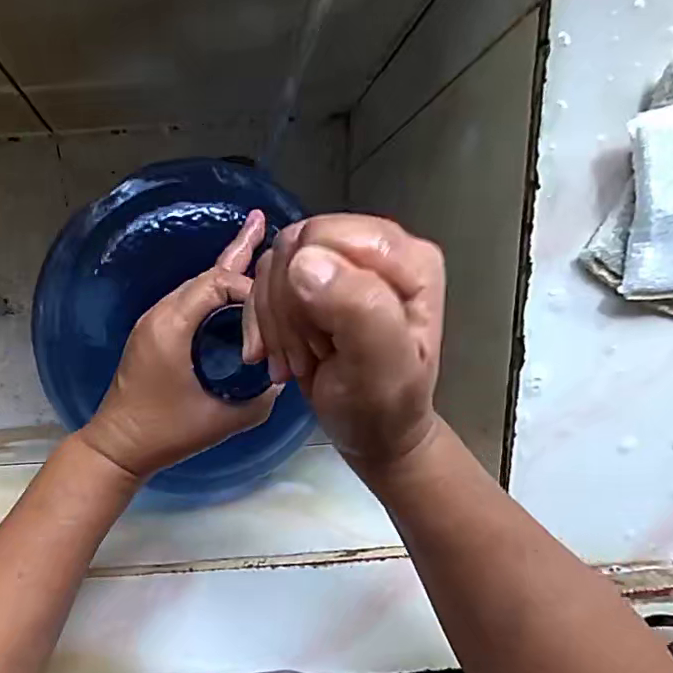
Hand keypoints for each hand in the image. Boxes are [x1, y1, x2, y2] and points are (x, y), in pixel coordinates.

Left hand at [78, 211, 281, 479]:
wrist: (119, 446)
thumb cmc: (167, 433)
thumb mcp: (224, 419)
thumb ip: (260, 397)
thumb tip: (283, 376)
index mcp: (173, 325)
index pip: (218, 282)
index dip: (252, 288)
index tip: (279, 309)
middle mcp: (161, 314)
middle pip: (206, 274)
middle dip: (239, 251)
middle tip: (262, 221)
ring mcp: (155, 322)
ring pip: (198, 286)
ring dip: (227, 271)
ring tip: (255, 248)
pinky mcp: (155, 335)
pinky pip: (191, 303)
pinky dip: (216, 293)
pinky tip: (235, 294)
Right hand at [242, 214, 443, 470]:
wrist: (374, 434)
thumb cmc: (382, 407)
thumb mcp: (380, 367)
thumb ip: (357, 310)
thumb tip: (305, 262)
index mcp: (408, 259)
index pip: (325, 237)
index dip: (305, 290)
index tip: (319, 345)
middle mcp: (376, 250)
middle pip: (294, 247)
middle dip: (287, 311)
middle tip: (307, 357)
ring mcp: (344, 264)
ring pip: (274, 265)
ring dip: (274, 322)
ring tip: (298, 361)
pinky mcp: (317, 280)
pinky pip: (266, 282)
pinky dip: (264, 324)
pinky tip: (278, 357)